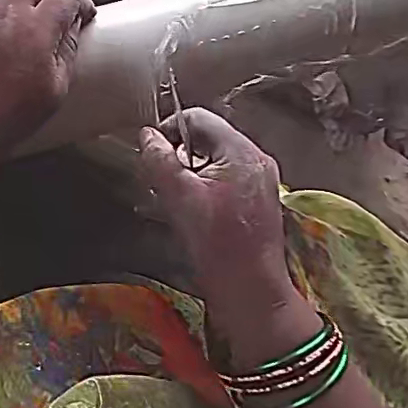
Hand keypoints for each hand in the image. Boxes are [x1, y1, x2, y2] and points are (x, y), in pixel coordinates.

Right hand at [138, 109, 313, 356]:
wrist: (250, 290)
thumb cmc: (215, 240)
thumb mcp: (179, 196)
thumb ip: (160, 160)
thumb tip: (147, 135)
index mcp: (241, 151)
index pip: (198, 117)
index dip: (169, 129)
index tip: (151, 154)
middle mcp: (255, 158)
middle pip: (207, 137)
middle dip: (178, 153)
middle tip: (158, 178)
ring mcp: (260, 179)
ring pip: (214, 158)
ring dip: (188, 171)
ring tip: (171, 196)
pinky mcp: (257, 199)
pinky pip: (224, 177)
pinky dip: (203, 185)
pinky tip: (190, 209)